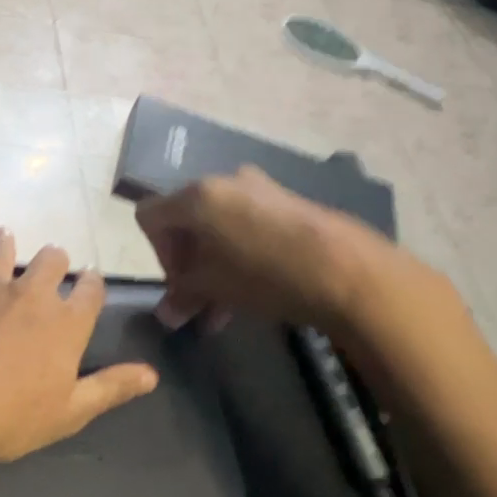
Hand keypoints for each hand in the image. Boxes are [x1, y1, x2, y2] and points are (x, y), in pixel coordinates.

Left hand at [0, 229, 158, 468]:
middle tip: (52, 263)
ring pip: (6, 249)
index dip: (92, 284)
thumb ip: (110, 387)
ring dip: (9, 243)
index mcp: (67, 323)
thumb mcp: (69, 413)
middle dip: (56, 260)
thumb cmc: (9, 417)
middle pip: (52, 260)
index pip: (91, 291)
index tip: (89, 282)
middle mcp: (34, 294)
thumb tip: (152, 373)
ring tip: (7, 238)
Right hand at [134, 165, 405, 334]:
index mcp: (197, 195)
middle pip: (186, 220)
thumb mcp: (213, 288)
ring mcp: (260, 189)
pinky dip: (240, 253)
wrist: (346, 270)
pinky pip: (248, 225)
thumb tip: (166, 314)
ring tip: (224, 306)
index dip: (157, 253)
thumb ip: (182, 295)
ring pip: (219, 227)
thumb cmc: (264, 274)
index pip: (150, 216)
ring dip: (214, 263)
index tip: (180, 283)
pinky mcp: (288, 203)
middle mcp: (225, 182)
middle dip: (187, 263)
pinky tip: (255, 289)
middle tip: (199, 299)